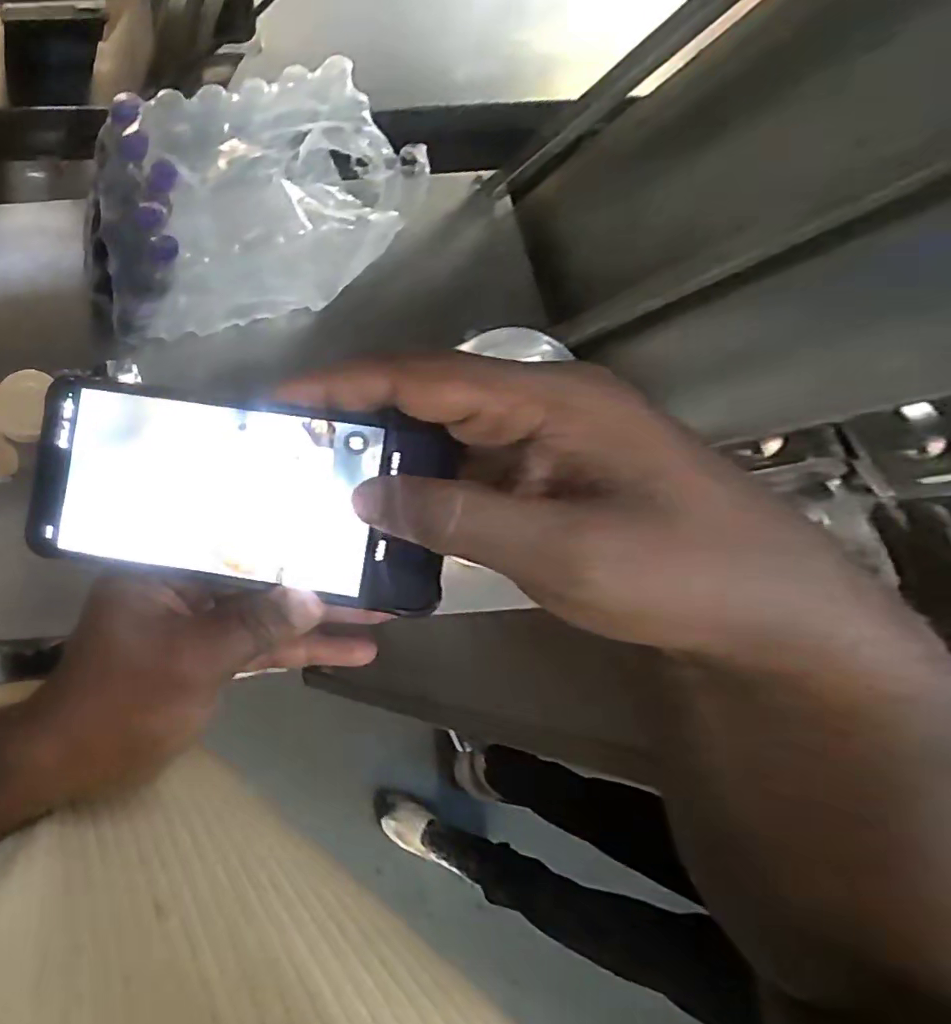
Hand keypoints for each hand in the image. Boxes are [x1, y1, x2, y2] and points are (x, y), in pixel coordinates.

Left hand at [28, 575, 385, 795]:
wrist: (79, 757)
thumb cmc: (129, 701)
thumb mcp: (196, 658)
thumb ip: (253, 623)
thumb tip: (309, 595)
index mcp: (154, 571)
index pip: (227, 549)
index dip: (286, 550)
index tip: (337, 545)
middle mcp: (167, 589)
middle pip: (245, 583)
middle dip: (307, 591)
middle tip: (373, 590)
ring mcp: (181, 625)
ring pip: (250, 618)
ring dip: (305, 625)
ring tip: (375, 625)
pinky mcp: (192, 658)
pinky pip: (242, 647)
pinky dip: (281, 651)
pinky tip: (334, 651)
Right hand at [278, 356, 919, 671]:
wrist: (770, 619)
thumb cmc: (681, 574)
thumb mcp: (563, 550)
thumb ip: (455, 516)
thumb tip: (358, 495)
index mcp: (551, 402)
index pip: (426, 376)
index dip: (346, 382)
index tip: (280, 396)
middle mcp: (538, 406)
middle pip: (421, 393)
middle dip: (347, 409)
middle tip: (282, 435)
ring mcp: (537, 438)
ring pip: (431, 428)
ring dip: (372, 446)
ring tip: (309, 466)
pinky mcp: (533, 472)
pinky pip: (451, 464)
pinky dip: (404, 479)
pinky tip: (369, 503)